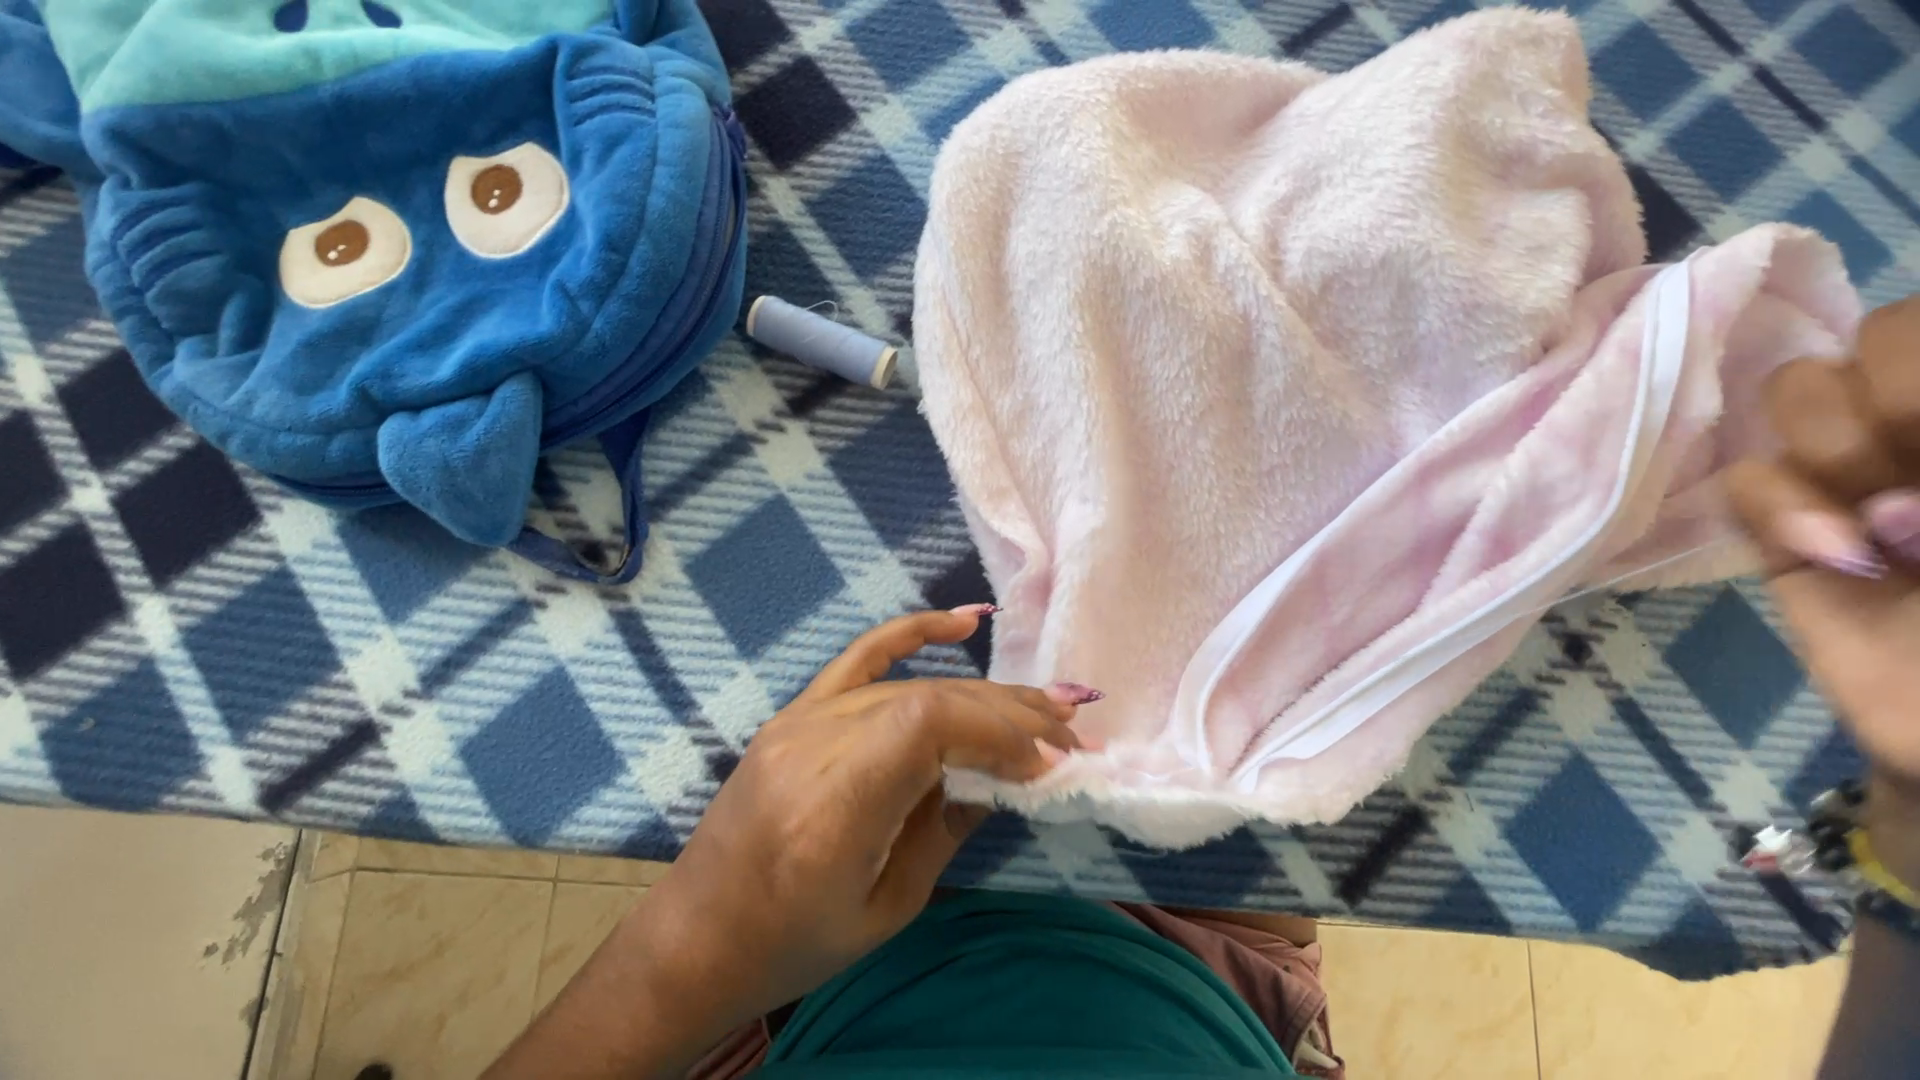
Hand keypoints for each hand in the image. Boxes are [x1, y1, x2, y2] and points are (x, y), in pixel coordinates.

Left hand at [558, 608, 1090, 1073]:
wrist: (697, 935)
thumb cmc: (793, 944)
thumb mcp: (888, 906)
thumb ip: (947, 827)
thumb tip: (1009, 776)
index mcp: (835, 807)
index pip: (929, 725)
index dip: (999, 731)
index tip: (1047, 765)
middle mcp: (814, 746)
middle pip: (929, 698)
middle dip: (1008, 713)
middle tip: (1070, 734)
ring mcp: (799, 721)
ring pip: (909, 683)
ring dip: (982, 694)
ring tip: (1042, 707)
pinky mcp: (794, 714)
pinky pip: (860, 658)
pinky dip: (914, 632)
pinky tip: (964, 620)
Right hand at [1728, 294, 1919, 881]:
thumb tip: (1893, 484)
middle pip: (1881, 334)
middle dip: (1900, 396)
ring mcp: (1862, 478)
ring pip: (1797, 390)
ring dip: (1837, 453)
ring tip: (1888, 531)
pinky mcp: (1786, 531)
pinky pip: (1747, 479)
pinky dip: (1783, 512)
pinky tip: (1837, 559)